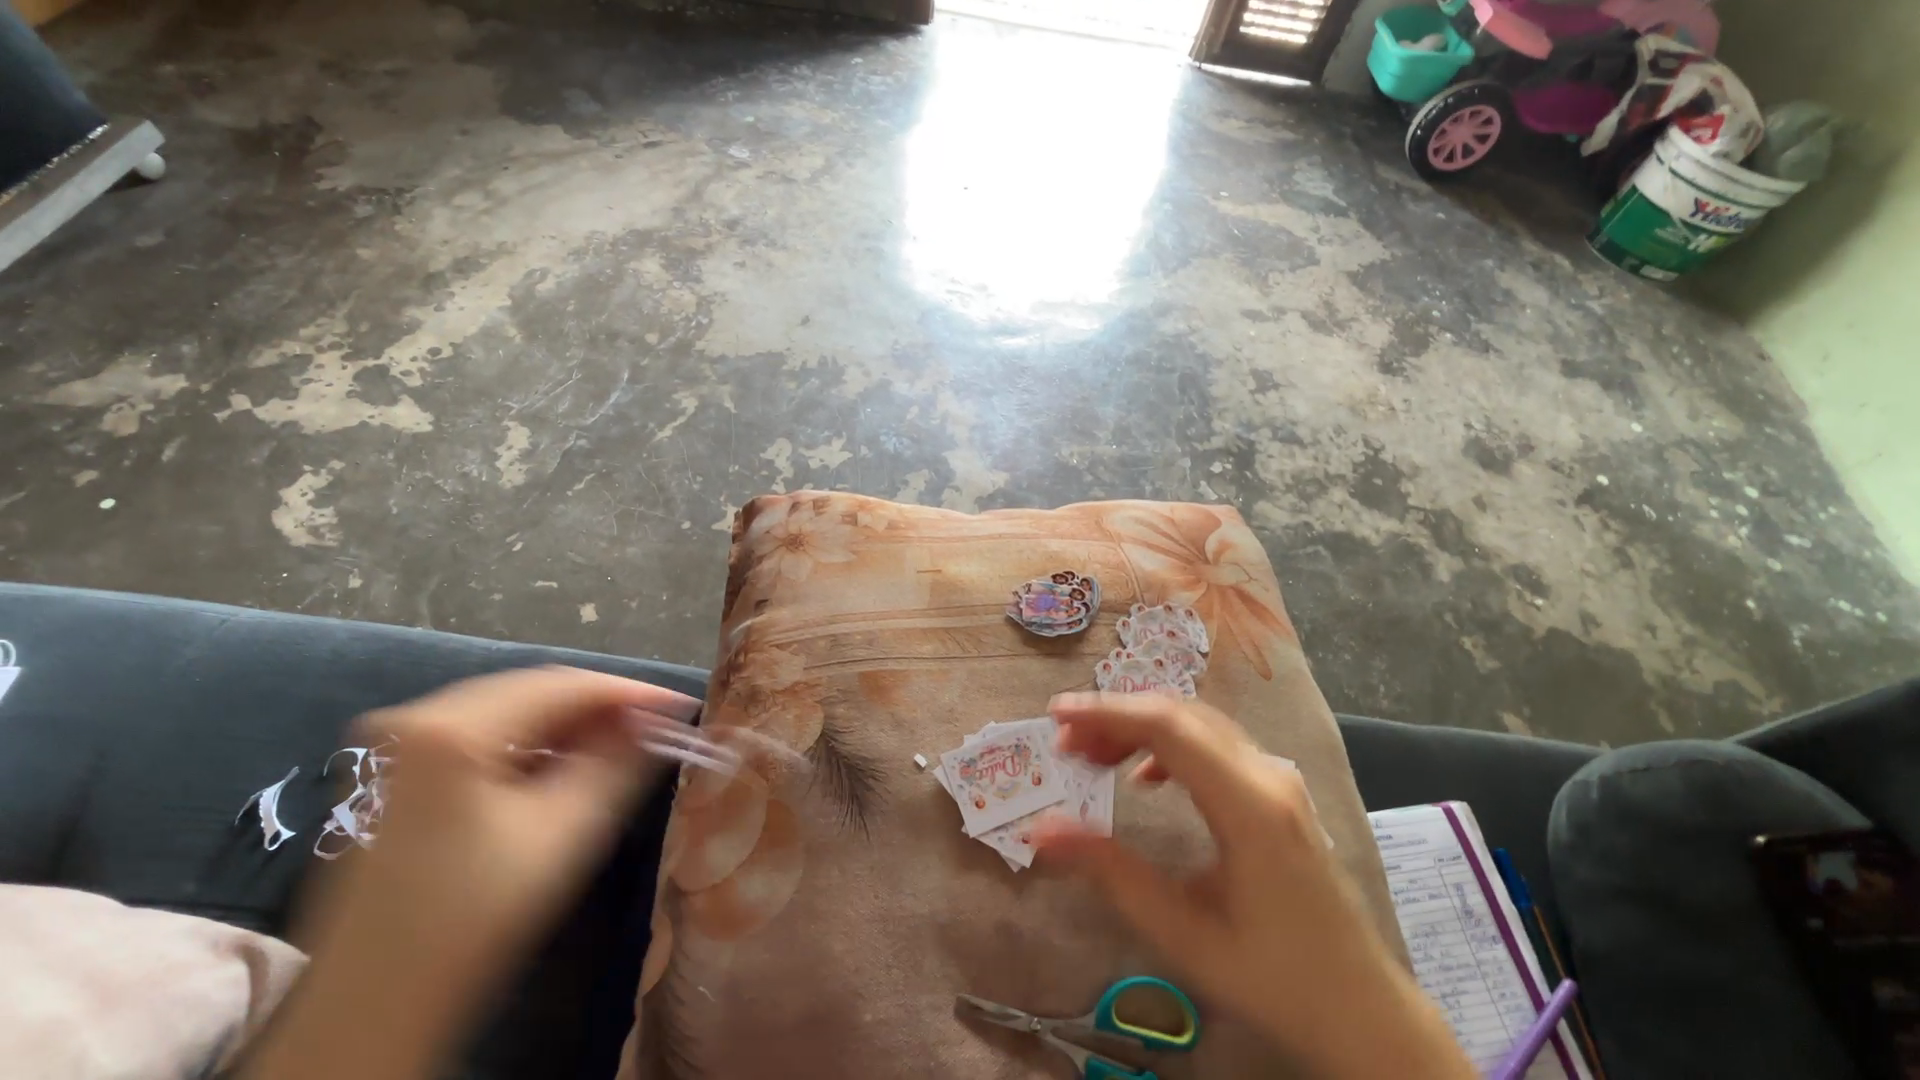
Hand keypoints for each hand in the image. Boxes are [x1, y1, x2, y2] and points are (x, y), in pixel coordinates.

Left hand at [243, 667, 698, 1079]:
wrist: (373, 999)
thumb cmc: (476, 917)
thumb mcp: (563, 834)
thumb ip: (618, 764)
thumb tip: (660, 721)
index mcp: (450, 729)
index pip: (560, 686)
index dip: (629, 694)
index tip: (682, 708)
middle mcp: (415, 716)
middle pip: (531, 690)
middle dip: (599, 707)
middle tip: (657, 728)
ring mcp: (398, 742)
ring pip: (508, 710)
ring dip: (567, 724)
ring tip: (622, 745)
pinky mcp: (396, 768)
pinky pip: (482, 733)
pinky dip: (531, 743)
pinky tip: (566, 763)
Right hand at [1035, 693, 1473, 1079]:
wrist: (1363, 1010)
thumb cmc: (1273, 978)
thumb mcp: (1181, 932)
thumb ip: (1110, 872)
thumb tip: (1039, 830)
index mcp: (1248, 804)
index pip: (1168, 727)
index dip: (1106, 712)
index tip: (1054, 716)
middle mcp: (1268, 776)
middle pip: (1182, 715)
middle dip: (1116, 717)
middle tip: (1064, 745)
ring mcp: (1280, 782)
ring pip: (1200, 726)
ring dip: (1141, 729)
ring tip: (1092, 757)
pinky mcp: (1280, 796)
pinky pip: (1217, 747)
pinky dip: (1170, 747)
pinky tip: (1145, 778)